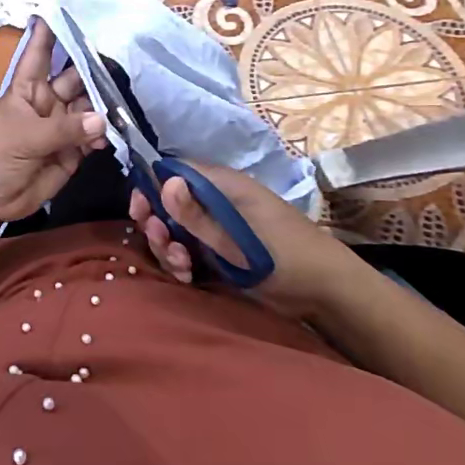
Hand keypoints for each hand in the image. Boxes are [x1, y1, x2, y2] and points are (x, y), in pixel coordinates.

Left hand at [0, 21, 106, 221]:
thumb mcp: (25, 137)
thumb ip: (64, 129)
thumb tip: (102, 120)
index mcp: (28, 89)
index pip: (40, 53)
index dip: (50, 33)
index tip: (66, 8)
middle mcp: (48, 102)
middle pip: (75, 78)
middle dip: (95, 68)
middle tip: (123, 56)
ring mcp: (62, 126)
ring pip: (90, 107)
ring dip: (106, 103)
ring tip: (127, 97)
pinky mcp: (73, 151)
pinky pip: (94, 136)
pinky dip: (106, 134)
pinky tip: (115, 132)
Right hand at [127, 161, 356, 317]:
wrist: (325, 292)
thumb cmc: (284, 257)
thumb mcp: (237, 239)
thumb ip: (197, 215)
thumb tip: (164, 180)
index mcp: (224, 187)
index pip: (175, 172)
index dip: (153, 188)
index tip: (140, 212)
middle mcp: (217, 203)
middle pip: (170, 204)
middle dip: (159, 226)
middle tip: (165, 245)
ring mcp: (219, 228)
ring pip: (177, 231)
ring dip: (170, 249)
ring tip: (183, 268)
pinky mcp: (222, 252)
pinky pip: (190, 251)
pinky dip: (183, 263)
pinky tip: (189, 277)